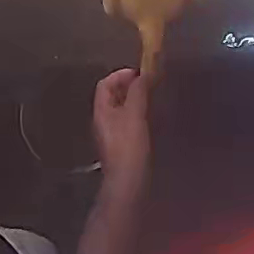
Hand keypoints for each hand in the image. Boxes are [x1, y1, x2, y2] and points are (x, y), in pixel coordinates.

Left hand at [91, 68, 151, 191]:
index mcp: (101, 110)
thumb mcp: (134, 114)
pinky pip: (128, 122)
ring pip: (121, 109)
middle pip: (112, 96)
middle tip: (149, 83)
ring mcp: (111, 134)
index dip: (120, 74)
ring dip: (135, 100)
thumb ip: (138, 92)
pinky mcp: (122, 145)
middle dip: (129, 86)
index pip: (105, 84)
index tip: (140, 72)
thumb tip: (143, 75)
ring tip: (152, 97)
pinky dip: (138, 114)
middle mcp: (103, 120)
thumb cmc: (129, 146)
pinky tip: (152, 118)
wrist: (128, 182)